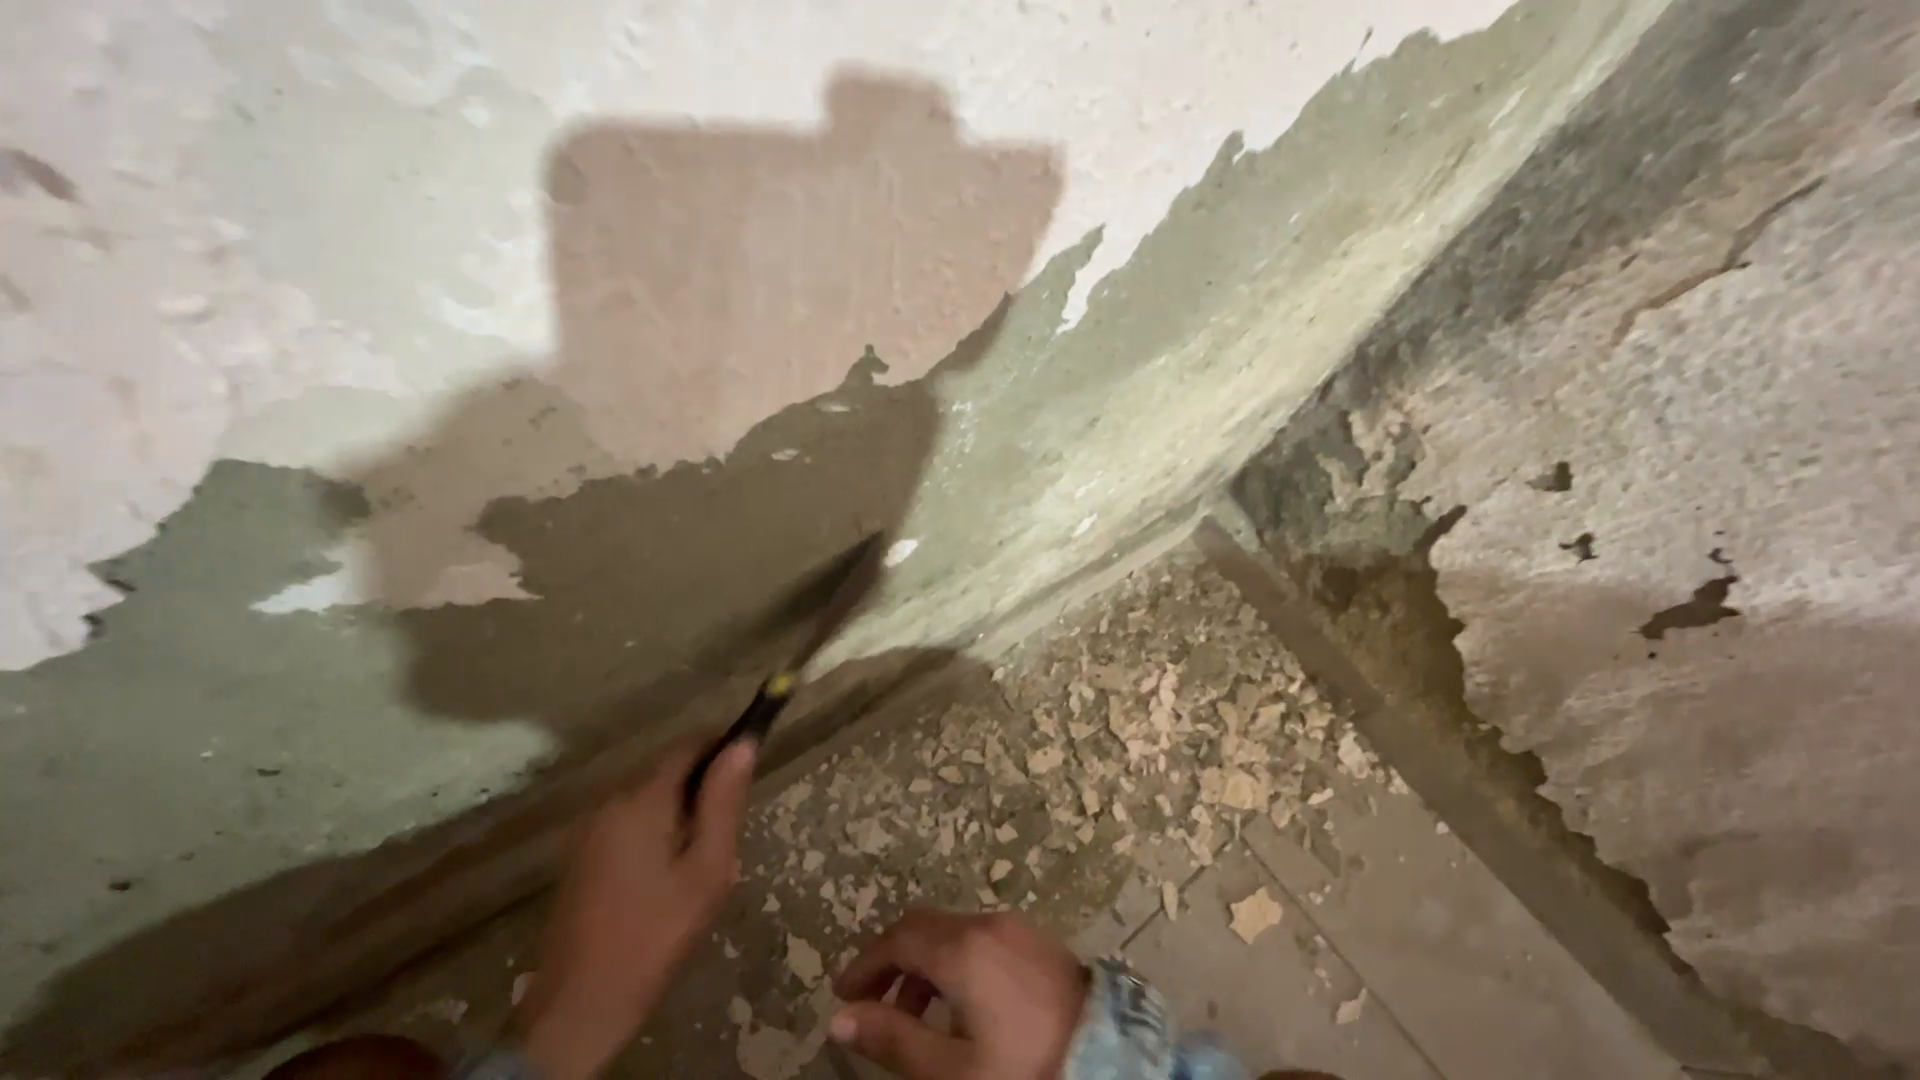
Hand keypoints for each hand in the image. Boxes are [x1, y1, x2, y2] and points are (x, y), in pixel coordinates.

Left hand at [516, 736, 756, 1079]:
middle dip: (704, 782)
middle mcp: (610, 800)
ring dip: (682, 807)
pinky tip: (670, 873)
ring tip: (704, 858)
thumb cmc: (656, 934)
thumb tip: (743, 744)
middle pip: (667, 766)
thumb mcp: (707, 869)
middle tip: (730, 831)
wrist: (581, 1004)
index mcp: (642, 799)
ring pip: (649, 793)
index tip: (751, 770)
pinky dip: (658, 826)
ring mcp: (591, 827)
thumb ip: (724, 802)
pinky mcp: (583, 852)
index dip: (723, 746)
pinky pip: (631, 818)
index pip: (689, 744)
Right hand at [830, 909, 1089, 1079]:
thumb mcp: (951, 1070)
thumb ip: (893, 1039)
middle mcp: (985, 924)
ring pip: (951, 931)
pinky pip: (980, 938)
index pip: (895, 940)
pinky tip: (959, 1005)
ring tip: (915, 1019)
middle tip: (870, 1003)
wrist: (1110, 1060)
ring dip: (923, 964)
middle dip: (890, 960)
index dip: (864, 965)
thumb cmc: (1023, 1067)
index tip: (842, 996)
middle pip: (921, 927)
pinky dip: (954, 961)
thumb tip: (839, 1020)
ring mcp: (1016, 928)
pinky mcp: (1037, 941)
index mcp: (961, 949)